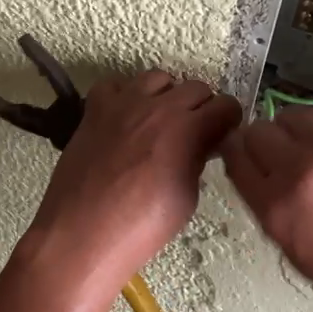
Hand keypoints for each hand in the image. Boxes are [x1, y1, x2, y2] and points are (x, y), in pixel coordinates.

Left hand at [29, 71, 241, 288]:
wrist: (84, 233)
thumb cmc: (142, 226)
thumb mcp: (187, 196)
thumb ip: (197, 159)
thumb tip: (200, 145)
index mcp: (188, 129)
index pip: (225, 106)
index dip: (228, 121)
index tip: (222, 135)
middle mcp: (158, 106)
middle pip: (195, 87)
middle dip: (202, 108)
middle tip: (194, 133)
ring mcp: (123, 103)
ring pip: (157, 78)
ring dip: (166, 95)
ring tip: (160, 121)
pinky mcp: (95, 109)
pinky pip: (116, 85)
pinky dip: (125, 96)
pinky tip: (125, 118)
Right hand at [221, 105, 312, 311]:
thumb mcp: (295, 252)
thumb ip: (266, 206)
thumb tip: (250, 169)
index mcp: (277, 208)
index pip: (234, 156)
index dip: (237, 154)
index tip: (247, 156)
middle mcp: (301, 171)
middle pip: (257, 131)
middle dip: (264, 143)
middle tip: (282, 157)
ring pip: (289, 115)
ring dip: (292, 131)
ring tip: (310, 149)